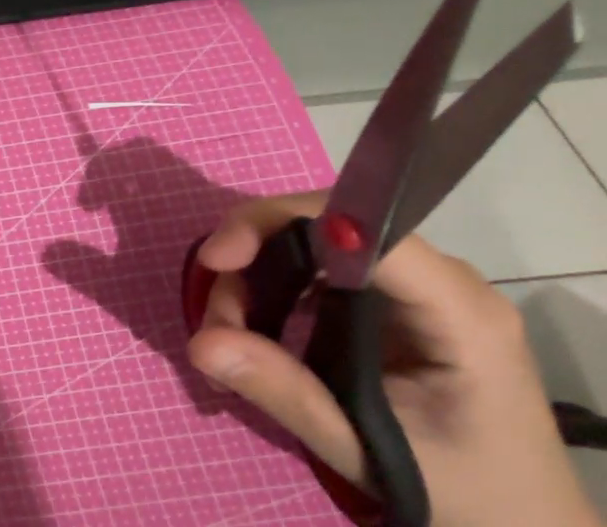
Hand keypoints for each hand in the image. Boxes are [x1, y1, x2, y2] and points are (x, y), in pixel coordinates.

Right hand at [188, 191, 601, 526]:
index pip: (362, 231)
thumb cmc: (461, 489)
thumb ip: (286, 393)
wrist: (522, 522)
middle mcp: (446, 284)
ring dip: (259, 276)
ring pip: (315, 244)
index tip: (220, 261)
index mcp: (459, 314)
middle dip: (255, 257)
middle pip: (327, 228)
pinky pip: (323, 266)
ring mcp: (423, 289)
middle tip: (218, 316)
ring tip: (232, 332)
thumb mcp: (367, 450)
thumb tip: (202, 342)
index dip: (280, 225)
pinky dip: (277, 286)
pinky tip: (261, 327)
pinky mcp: (399, 300)